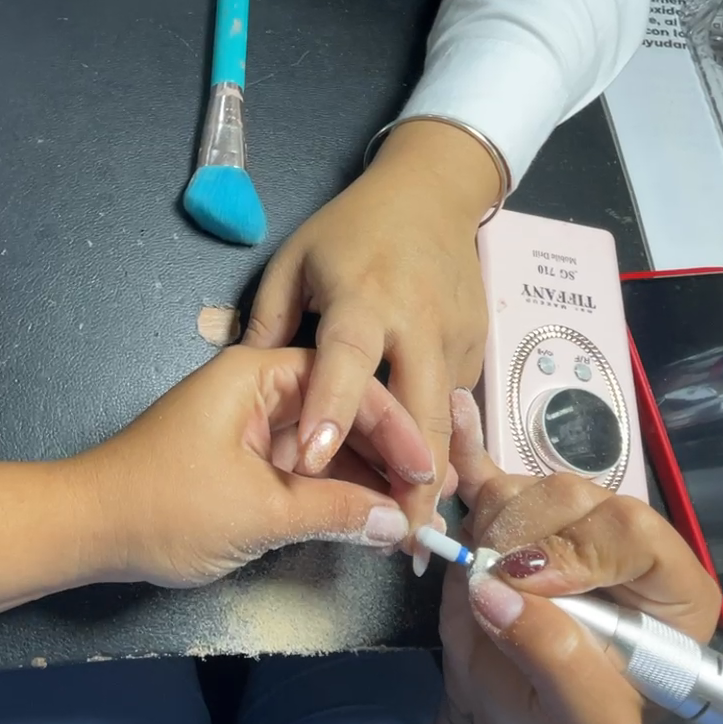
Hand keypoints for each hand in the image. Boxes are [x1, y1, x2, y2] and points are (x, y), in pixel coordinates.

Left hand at [76, 346, 433, 587]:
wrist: (88, 526)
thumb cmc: (169, 505)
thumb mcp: (259, 510)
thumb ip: (335, 512)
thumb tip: (399, 524)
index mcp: (257, 375)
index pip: (345, 382)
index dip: (393, 426)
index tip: (427, 472)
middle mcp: (258, 389)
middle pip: (339, 411)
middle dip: (384, 456)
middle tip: (427, 504)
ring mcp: (252, 424)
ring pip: (325, 443)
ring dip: (363, 479)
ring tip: (409, 521)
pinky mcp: (245, 458)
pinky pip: (303, 468)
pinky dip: (333, 492)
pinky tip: (370, 521)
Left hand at [244, 120, 496, 555]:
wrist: (432, 190)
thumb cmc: (350, 228)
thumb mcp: (293, 263)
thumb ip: (270, 321)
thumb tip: (244, 372)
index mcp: (361, 300)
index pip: (343, 362)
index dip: (329, 412)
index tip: (313, 463)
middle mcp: (415, 322)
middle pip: (417, 408)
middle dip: (411, 472)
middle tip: (401, 533)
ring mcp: (456, 335)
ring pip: (445, 415)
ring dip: (433, 468)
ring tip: (417, 525)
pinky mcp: (478, 345)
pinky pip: (456, 402)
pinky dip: (444, 439)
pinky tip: (429, 474)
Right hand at [439, 390, 721, 723]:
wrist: (508, 705)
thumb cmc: (562, 721)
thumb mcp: (585, 720)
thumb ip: (558, 660)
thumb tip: (496, 589)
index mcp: (665, 586)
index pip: (635, 532)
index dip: (580, 547)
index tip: (530, 581)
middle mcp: (615, 539)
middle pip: (573, 496)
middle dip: (525, 536)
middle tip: (494, 580)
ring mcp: (557, 519)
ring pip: (521, 486)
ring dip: (489, 522)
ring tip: (476, 563)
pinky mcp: (503, 513)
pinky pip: (484, 469)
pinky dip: (466, 445)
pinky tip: (456, 412)